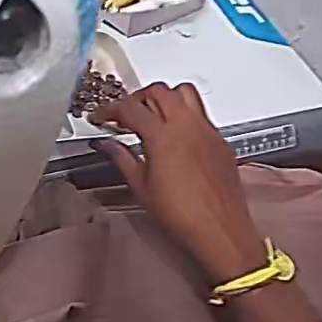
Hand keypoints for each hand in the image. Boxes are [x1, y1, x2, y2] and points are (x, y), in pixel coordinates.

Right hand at [89, 82, 265, 280]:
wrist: (218, 230)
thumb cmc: (182, 215)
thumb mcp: (140, 186)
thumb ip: (121, 158)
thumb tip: (106, 145)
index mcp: (163, 137)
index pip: (131, 108)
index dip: (110, 109)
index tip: (102, 116)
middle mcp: (188, 127)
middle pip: (159, 91)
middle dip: (137, 99)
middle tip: (124, 115)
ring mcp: (207, 131)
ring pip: (184, 93)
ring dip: (164, 98)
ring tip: (150, 116)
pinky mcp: (220, 140)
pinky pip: (200, 113)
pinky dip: (183, 113)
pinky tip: (173, 134)